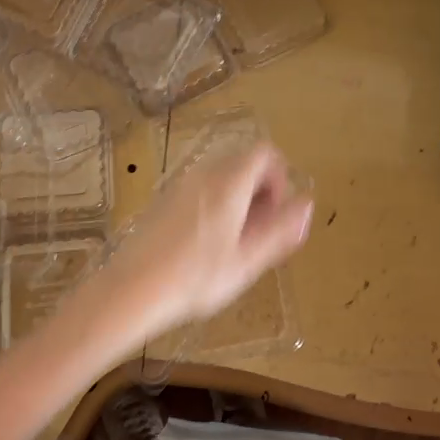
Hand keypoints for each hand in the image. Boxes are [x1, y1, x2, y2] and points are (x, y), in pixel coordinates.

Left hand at [87, 142, 313, 342]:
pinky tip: (208, 242)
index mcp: (229, 182)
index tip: (277, 211)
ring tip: (236, 239)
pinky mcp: (164, 198)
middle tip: (260, 229)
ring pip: (222, 174)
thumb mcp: (247, 260)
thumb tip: (307, 205)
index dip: (279, 176)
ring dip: (238, 196)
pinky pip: (201, 187)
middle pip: (243, 161)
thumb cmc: (196, 277)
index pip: (264, 152)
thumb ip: (280, 230)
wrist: (133, 288)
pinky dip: (216, 202)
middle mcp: (205, 173)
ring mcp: (181, 184)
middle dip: (260, 188)